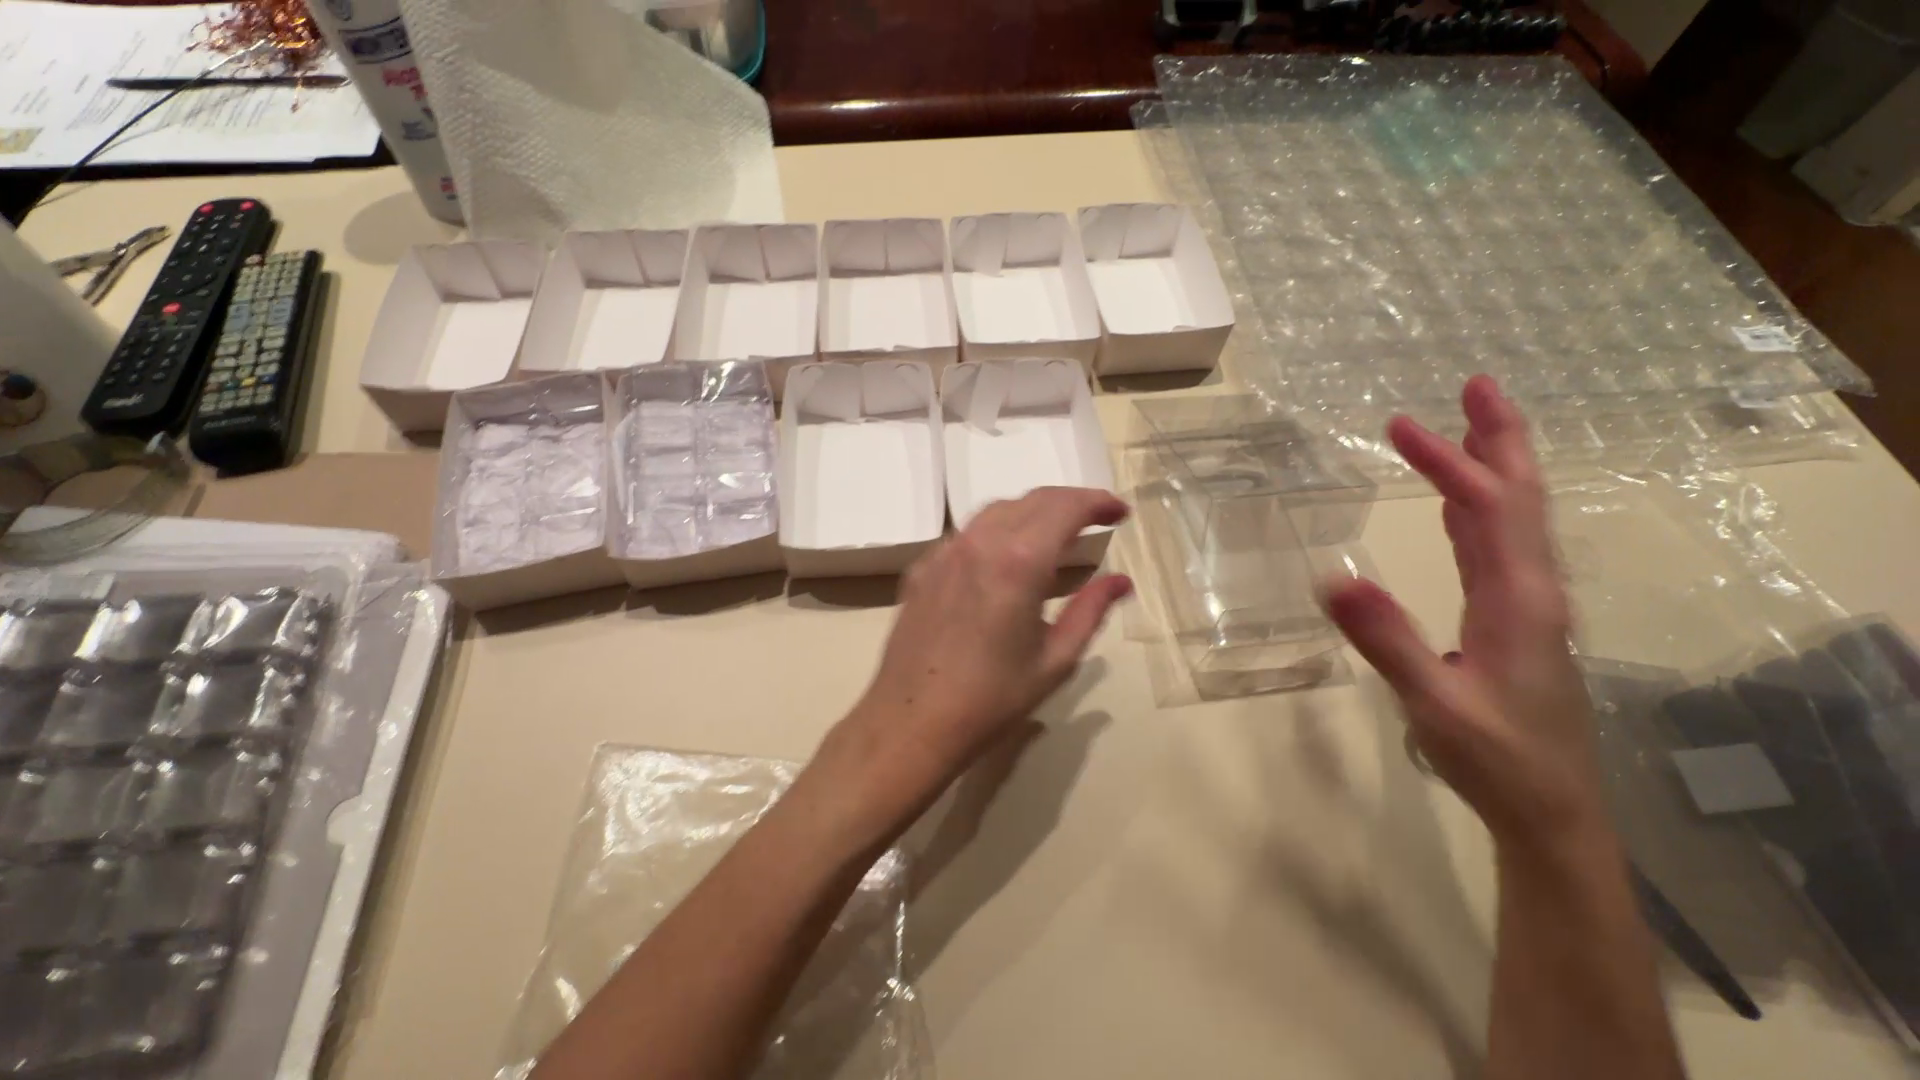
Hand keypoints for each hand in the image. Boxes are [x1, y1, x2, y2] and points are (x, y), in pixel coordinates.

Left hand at [825, 487, 1131, 808]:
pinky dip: (996, 534)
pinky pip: (966, 536)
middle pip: (1032, 500)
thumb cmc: (992, 699)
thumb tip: (1121, 582)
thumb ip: (1091, 611)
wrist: (912, 722)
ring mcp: (945, 553)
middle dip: (1070, 502)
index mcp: (1020, 561)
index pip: (1066, 507)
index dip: (1098, 502)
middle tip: (1097, 519)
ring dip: (1032, 513)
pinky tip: (1005, 563)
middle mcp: (980, 542)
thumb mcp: (1055, 660)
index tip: (1120, 512)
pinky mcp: (922, 569)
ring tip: (1056, 536)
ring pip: (996, 512)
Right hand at [1323, 376, 1603, 848]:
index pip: (1489, 509)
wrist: (1551, 811)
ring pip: (1513, 521)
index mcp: (1519, 599)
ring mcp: (1527, 608)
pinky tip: (1459, 511)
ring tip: (1468, 426)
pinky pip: (1499, 550)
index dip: (1449, 462)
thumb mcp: (1435, 703)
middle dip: (1499, 439)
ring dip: (1493, 468)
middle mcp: (1532, 590)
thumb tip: (1331, 576)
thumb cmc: (1497, 759)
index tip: (1400, 426)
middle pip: (1521, 498)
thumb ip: (1387, 640)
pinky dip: (1479, 513)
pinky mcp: (1515, 625)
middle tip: (1477, 385)